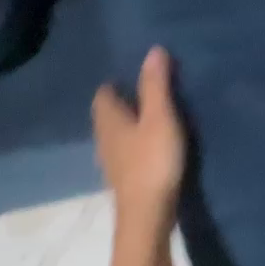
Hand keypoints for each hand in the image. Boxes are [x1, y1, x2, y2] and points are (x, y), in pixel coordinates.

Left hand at [93, 47, 186, 240]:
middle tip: (149, 90)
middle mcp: (104, 138)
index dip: (117, 83)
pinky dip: (137, 143)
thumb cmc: (152, 161)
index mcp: (109, 120)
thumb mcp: (160, 118)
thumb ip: (157, 85)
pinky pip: (127, 152)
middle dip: (123, 102)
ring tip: (155, 116)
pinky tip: (155, 145)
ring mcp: (112, 161)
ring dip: (130, 124)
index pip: (104, 93)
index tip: (136, 74)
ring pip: (116, 134)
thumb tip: (153, 50)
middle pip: (108, 114)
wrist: (147, 215)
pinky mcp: (125, 179)